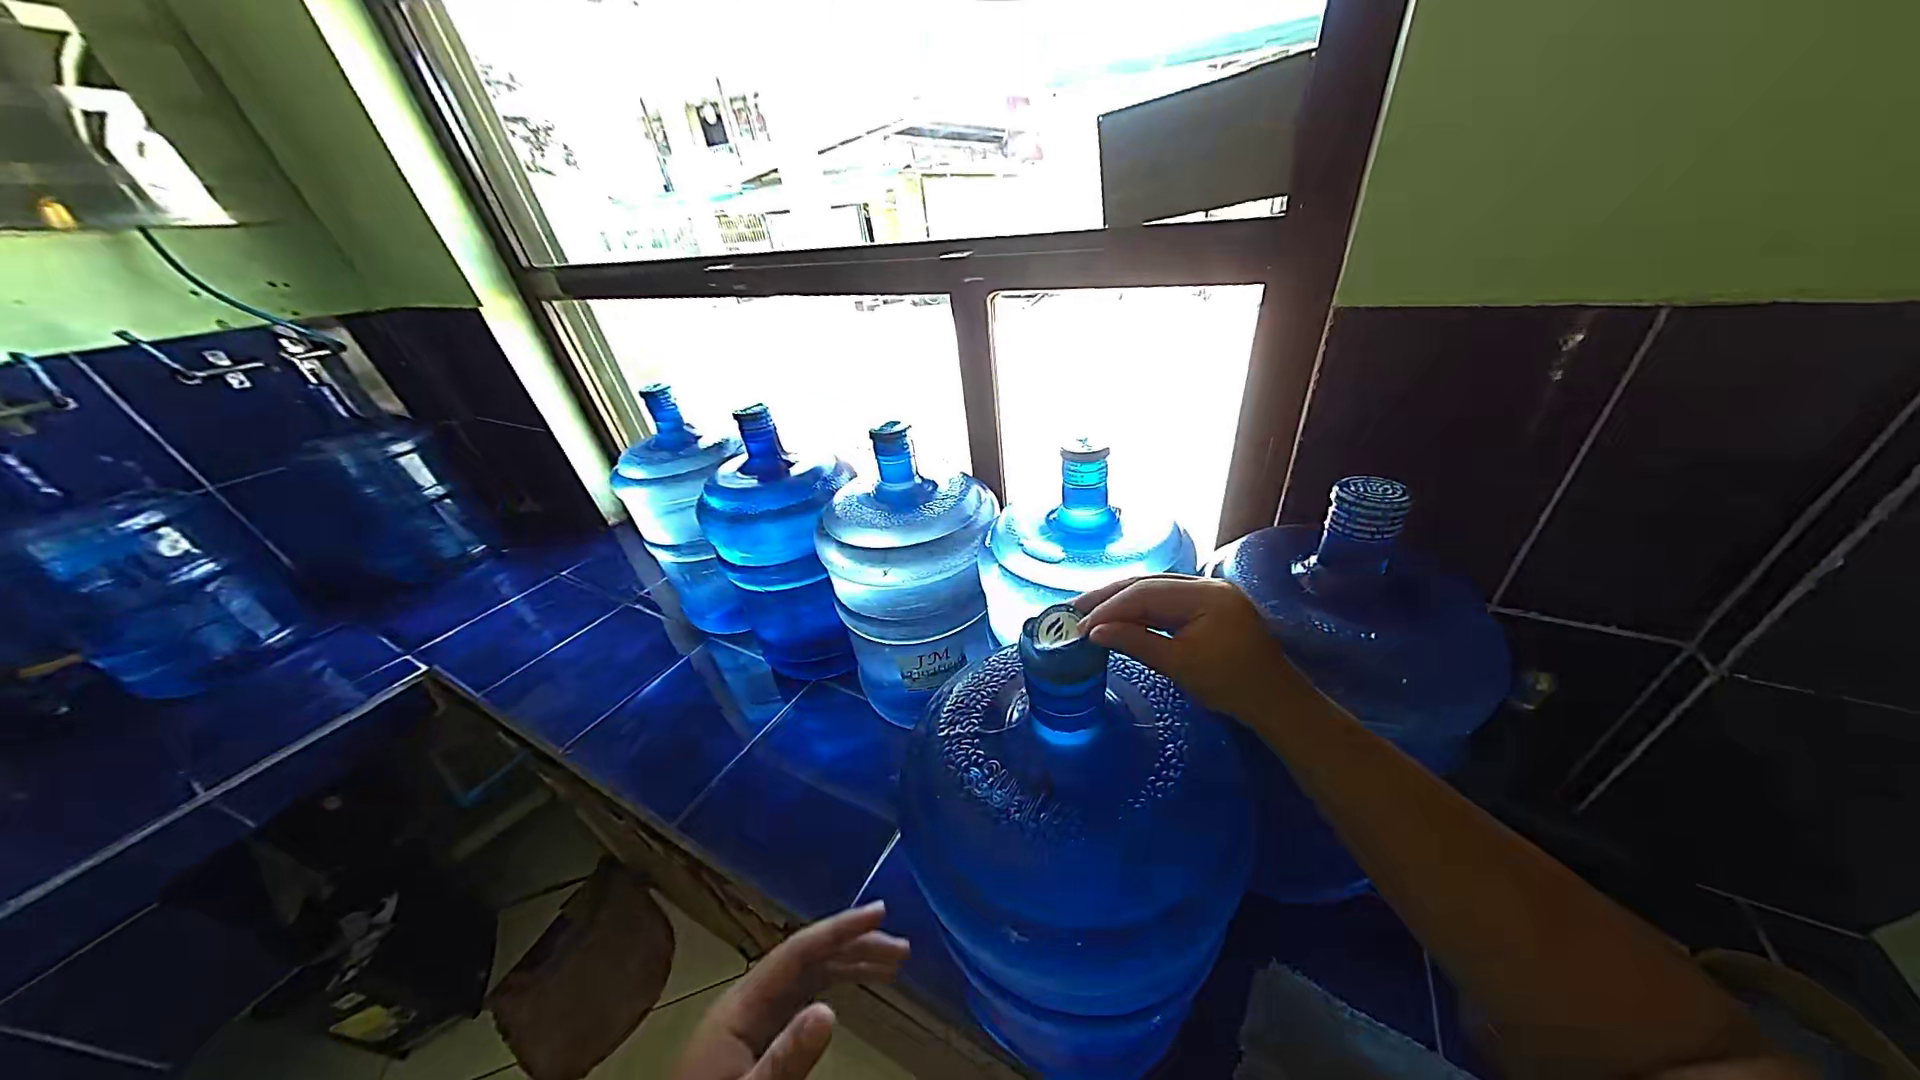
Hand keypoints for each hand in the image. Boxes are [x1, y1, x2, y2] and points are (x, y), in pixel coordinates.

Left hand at [671, 902, 908, 1079]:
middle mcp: (750, 1000)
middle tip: (900, 948)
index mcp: (740, 1003)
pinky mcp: (760, 1036)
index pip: (798, 951)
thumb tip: (830, 1010)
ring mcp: (755, 1017)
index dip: (839, 929)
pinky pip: (805, 996)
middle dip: (855, 946)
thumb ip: (785, 1058)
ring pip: (811, 975)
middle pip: (809, 958)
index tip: (878, 914)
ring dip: (850, 964)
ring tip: (891, 964)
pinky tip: (854, 985)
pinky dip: (835, 985)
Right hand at [1075, 574, 1305, 720]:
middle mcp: (1208, 584)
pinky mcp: (1208, 604)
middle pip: (1148, 583)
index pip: (1146, 593)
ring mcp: (1209, 591)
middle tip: (1075, 610)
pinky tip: (1119, 614)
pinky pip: (1166, 598)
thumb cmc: (1231, 687)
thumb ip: (1136, 642)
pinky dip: (1140, 607)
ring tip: (1089, 611)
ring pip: (1155, 588)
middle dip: (1110, 597)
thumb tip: (1095, 632)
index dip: (1110, 608)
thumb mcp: (1180, 666)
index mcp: (1206, 596)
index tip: (1082, 625)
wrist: (1276, 700)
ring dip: (1121, 600)